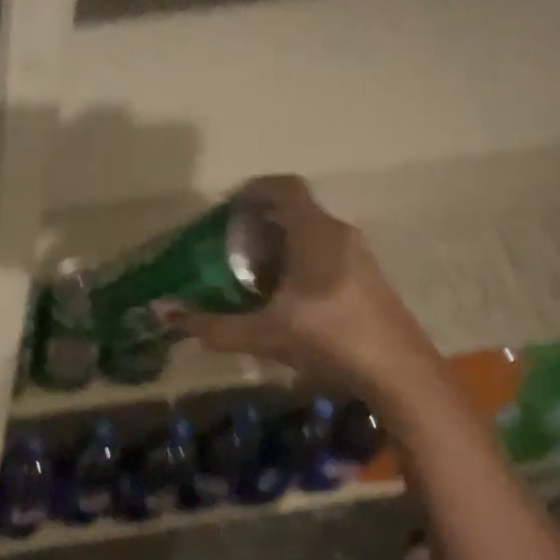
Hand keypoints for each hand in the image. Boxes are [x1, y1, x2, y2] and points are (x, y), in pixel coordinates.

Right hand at [183, 175, 441, 407]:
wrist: (395, 370)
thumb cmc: (329, 340)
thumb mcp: (262, 336)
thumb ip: (212, 325)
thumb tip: (164, 314)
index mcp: (316, 234)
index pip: (284, 188)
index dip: (253, 190)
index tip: (224, 208)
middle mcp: (338, 234)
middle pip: (294, 212)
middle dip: (256, 225)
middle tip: (222, 248)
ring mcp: (355, 256)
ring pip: (308, 235)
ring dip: (274, 247)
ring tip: (242, 276)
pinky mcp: (362, 279)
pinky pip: (320, 255)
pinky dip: (293, 263)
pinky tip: (275, 299)